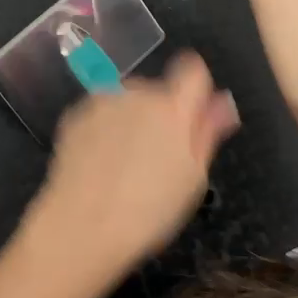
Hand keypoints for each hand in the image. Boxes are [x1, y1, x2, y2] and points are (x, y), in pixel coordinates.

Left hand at [27, 52, 238, 266]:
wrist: (81, 227)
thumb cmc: (148, 211)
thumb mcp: (193, 180)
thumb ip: (208, 134)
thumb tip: (222, 103)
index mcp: (174, 107)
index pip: (194, 71)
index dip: (196, 91)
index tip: (192, 118)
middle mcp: (138, 92)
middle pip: (159, 88)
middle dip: (162, 111)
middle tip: (158, 155)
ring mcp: (103, 101)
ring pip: (128, 99)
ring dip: (132, 118)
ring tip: (124, 164)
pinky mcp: (74, 114)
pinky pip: (101, 112)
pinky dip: (104, 128)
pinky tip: (99, 164)